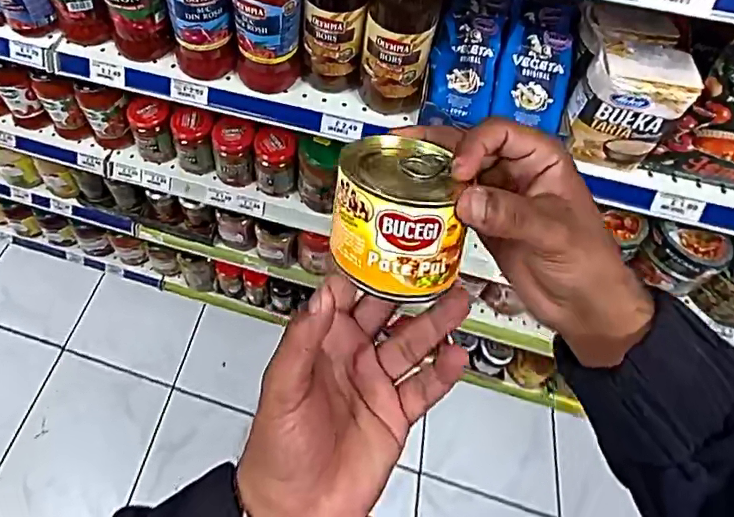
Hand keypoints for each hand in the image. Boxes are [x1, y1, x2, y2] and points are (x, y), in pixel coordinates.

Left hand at [235, 274, 469, 516]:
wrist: (294, 512)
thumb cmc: (276, 450)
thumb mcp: (281, 387)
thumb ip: (301, 340)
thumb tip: (321, 298)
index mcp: (324, 341)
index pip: (348, 293)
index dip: (366, 269)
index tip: (385, 244)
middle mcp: (353, 355)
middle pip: (388, 311)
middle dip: (411, 288)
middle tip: (433, 265)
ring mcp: (376, 383)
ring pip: (412, 343)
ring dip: (436, 323)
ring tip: (457, 301)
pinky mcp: (394, 414)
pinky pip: (424, 387)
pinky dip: (442, 372)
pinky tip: (455, 356)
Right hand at [404, 120, 654, 367]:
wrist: (588, 311)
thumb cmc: (589, 264)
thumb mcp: (553, 233)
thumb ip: (511, 214)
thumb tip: (466, 198)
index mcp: (540, 157)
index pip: (498, 133)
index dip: (474, 146)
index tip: (459, 172)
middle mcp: (516, 168)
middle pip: (471, 144)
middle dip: (437, 144)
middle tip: (403, 143)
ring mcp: (498, 193)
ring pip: (458, 170)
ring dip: (430, 168)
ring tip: (396, 164)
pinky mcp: (485, 218)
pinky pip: (455, 200)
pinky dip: (435, 200)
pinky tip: (413, 200)